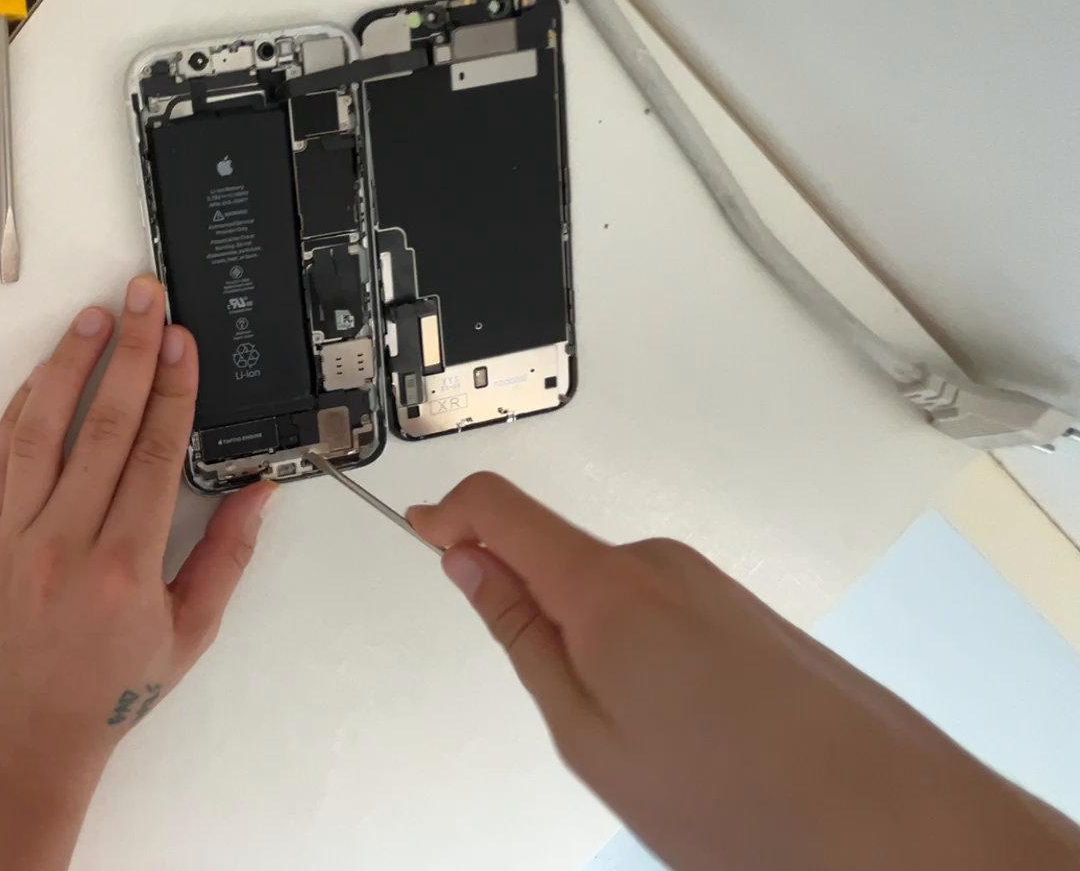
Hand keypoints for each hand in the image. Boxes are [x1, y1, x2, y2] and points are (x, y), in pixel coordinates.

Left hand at [0, 276, 274, 870]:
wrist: (24, 735)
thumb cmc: (115, 689)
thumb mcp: (189, 634)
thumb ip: (227, 557)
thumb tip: (260, 489)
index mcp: (125, 568)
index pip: (153, 455)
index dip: (172, 390)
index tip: (181, 339)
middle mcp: (66, 544)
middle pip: (101, 427)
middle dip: (128, 354)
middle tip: (140, 299)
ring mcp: (13, 537)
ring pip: (40, 431)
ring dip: (68, 365)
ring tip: (91, 317)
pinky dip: (20, 410)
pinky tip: (42, 374)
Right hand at [411, 473, 1079, 870]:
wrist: (917, 843)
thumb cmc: (746, 806)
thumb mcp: (585, 732)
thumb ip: (517, 631)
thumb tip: (467, 563)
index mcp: (605, 587)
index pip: (495, 504)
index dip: (446, 513)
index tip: (423, 532)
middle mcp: (654, 562)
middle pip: (544, 542)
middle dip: (521, 594)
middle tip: (552, 685)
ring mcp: (700, 578)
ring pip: (594, 578)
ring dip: (578, 626)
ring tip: (634, 719)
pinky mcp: (732, 600)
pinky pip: (643, 596)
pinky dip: (625, 635)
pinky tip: (674, 711)